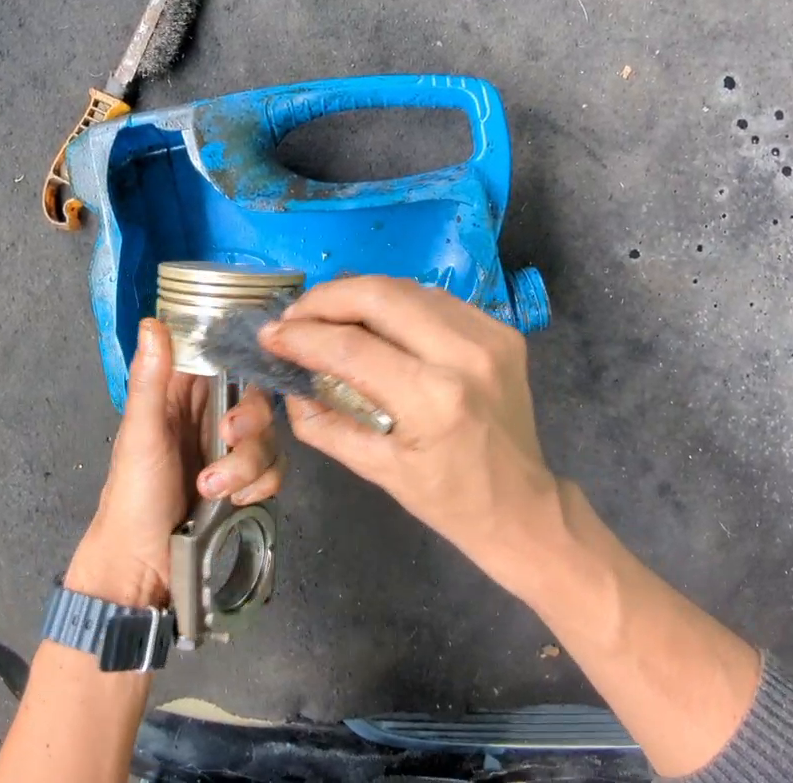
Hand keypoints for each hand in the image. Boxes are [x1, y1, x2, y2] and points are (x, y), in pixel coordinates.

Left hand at [66, 318, 285, 608]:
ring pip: (268, 438)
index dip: (242, 368)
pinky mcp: (247, 482)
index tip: (240, 387)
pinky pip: (274, 471)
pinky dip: (260, 487)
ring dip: (248, 466)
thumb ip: (150, 381)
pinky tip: (234, 503)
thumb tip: (153, 322)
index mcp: (179, 396)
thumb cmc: (134, 496)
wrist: (142, 568)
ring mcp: (230, 451)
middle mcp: (209, 417)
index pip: (224, 363)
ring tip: (214, 491)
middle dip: (250, 424)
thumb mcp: (140, 435)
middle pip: (255, 401)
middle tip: (229, 440)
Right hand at [260, 276, 564, 593]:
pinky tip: (371, 319)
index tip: (269, 335)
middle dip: (325, 299)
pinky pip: (433, 298)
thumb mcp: (376, 470)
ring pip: (405, 287)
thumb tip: (288, 382)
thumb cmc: (447, 500)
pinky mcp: (500, 330)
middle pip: (378, 295)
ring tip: (324, 314)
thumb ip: (323, 423)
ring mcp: (489, 336)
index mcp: (434, 400)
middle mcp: (465, 355)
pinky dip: (394, 302)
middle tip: (294, 316)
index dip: (302, 336)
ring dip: (356, 295)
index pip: (351, 348)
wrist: (523, 506)